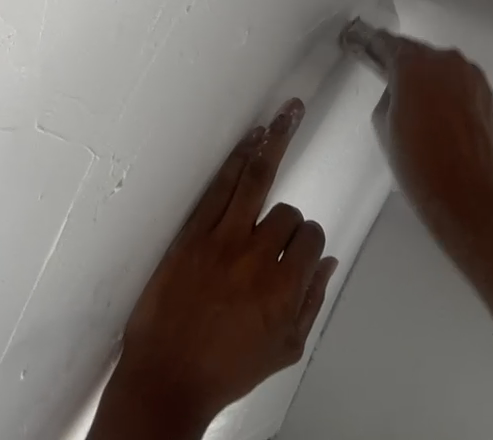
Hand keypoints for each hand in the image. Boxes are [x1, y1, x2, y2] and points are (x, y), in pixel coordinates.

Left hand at [91, 100, 337, 438]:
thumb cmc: (225, 371)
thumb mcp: (283, 349)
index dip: (308, 239)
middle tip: (275, 232)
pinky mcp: (191, 234)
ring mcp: (221, 241)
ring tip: (287, 115)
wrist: (166, 378)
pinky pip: (220, 187)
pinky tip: (251, 141)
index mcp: (283, 288)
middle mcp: (256, 257)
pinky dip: (237, 160)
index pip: (310, 238)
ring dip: (274, 143)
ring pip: (256, 180)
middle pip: (286, 213)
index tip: (299, 247)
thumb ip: (311, 302)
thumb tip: (326, 263)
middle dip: (287, 219)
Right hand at [368, 33, 492, 230]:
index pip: (387, 43)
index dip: (374, 45)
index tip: (365, 47)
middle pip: (417, 53)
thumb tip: (399, 89)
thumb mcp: (384, 124)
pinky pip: (459, 81)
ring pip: (440, 67)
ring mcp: (470, 75)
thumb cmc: (416, 162)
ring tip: (419, 103)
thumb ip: (388, 94)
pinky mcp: (487, 92)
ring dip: (428, 77)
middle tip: (391, 82)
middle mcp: (444, 60)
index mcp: (412, 64)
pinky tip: (441, 112)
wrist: (466, 194)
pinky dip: (448, 89)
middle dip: (403, 64)